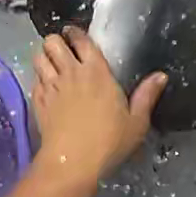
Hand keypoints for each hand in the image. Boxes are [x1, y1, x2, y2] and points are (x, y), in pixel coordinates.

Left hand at [30, 27, 165, 186]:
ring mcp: (50, 87)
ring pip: (38, 56)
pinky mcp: (38, 101)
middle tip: (65, 51)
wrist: (73, 162)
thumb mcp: (137, 121)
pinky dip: (39, 77)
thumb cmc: (109, 140)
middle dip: (57, 42)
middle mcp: (70, 73)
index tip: (77, 35)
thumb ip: (147, 95)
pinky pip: (34, 79)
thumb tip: (161, 76)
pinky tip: (47, 86)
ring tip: (53, 64)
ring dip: (44, 56)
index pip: (81, 40)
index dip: (77, 34)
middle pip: (53, 42)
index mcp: (97, 72)